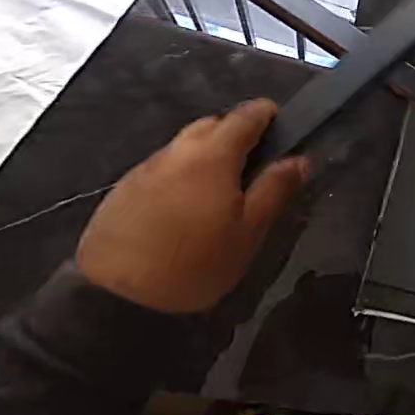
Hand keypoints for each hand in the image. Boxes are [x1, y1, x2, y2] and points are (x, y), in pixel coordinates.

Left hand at [76, 99, 308, 312]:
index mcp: (212, 156)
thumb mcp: (249, 231)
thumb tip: (300, 159)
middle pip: (211, 124)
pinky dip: (182, 172)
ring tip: (222, 186)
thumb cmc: (195, 263)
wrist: (114, 300)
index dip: (266, 113)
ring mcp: (144, 170)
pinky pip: (163, 167)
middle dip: (235, 131)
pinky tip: (187, 204)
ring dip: (207, 152)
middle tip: (255, 161)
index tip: (281, 123)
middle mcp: (176, 152)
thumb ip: (276, 189)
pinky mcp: (122, 190)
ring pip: (184, 145)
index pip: (244, 116)